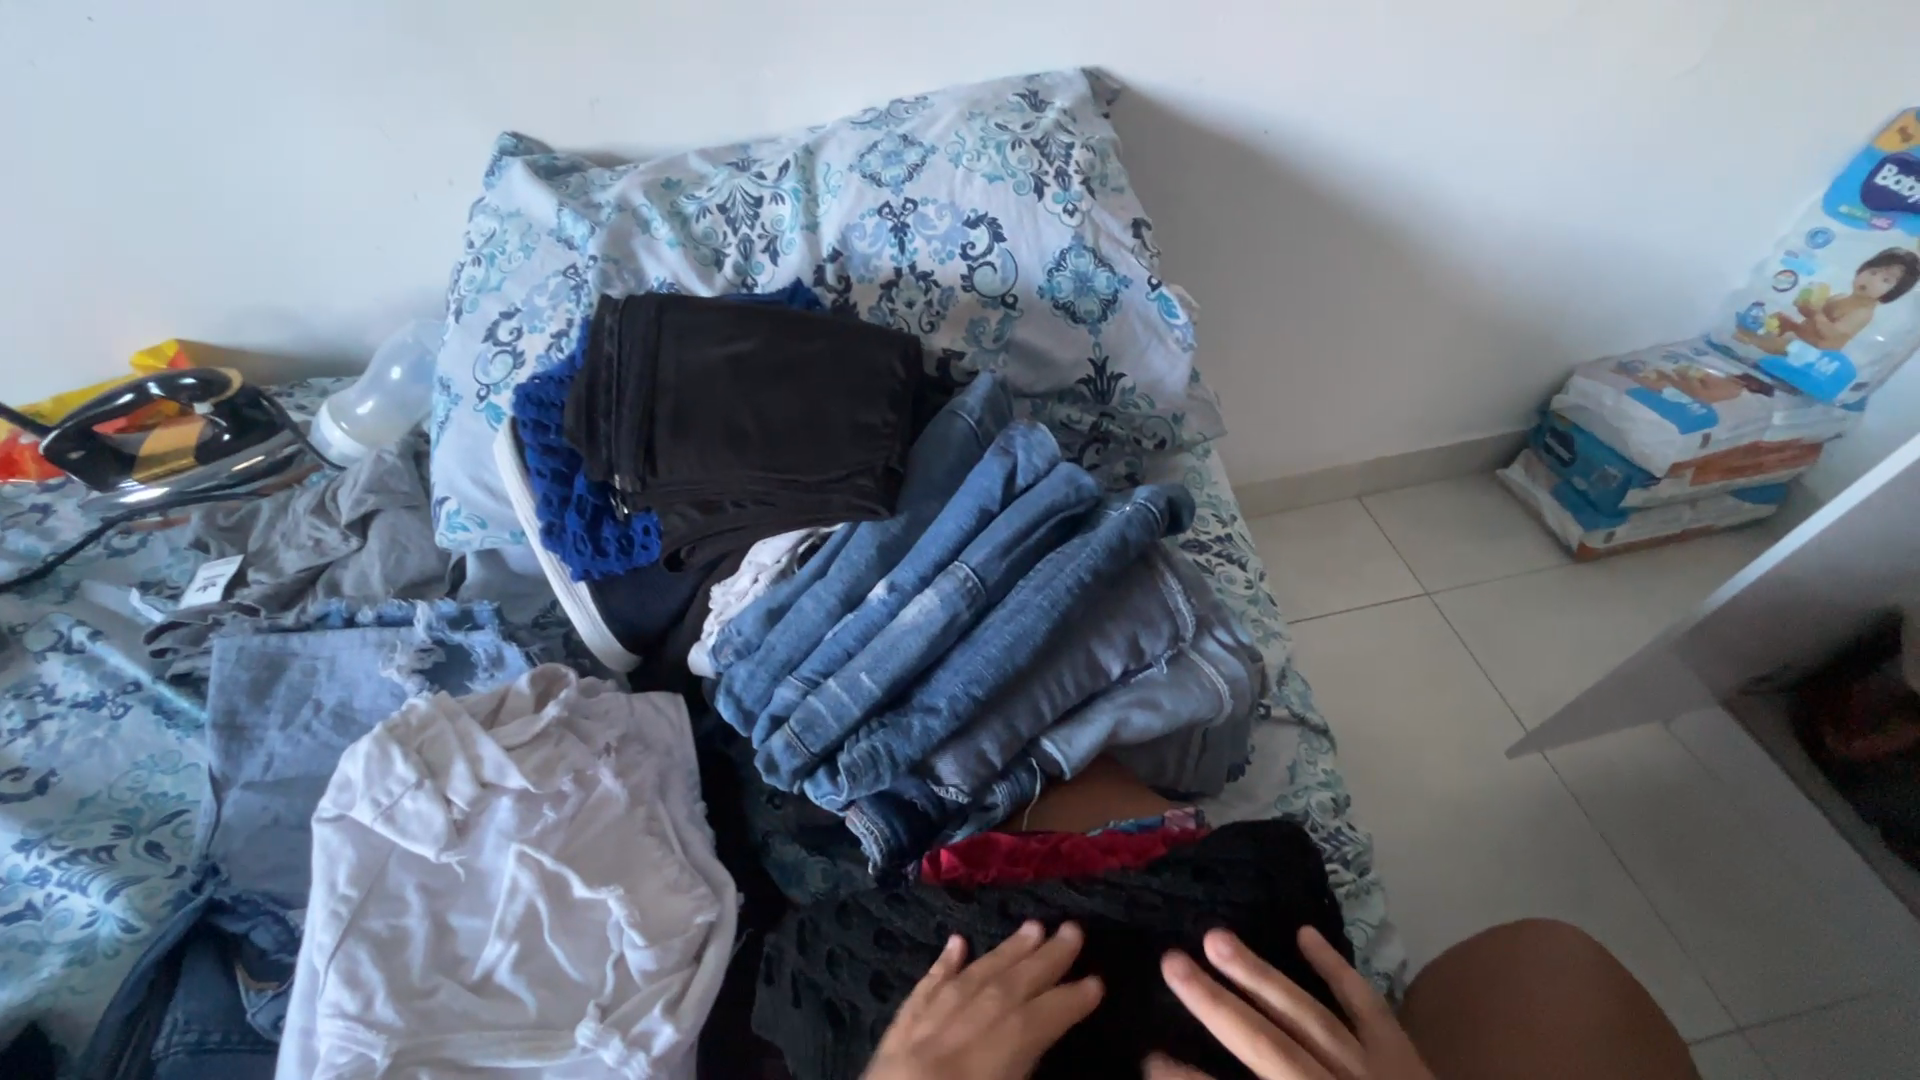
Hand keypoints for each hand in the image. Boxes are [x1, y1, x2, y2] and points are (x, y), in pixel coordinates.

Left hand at [863, 920, 1103, 1079]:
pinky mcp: (888, 1049)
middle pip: (998, 995)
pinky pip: (918, 999)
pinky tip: (956, 943)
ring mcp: (911, 1044)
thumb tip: (1042, 1046)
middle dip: (1040, 962)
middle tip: (1072, 930)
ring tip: (1031, 927)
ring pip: (962, 987)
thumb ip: (1020, 1072)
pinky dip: (940, 969)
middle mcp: (942, 1050)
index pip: (1026, 1029)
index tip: (1097, 982)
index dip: (1064, 1005)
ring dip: (1000, 956)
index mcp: (974, 1077)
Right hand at [1148, 926, 1433, 1079]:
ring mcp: (1379, 1074)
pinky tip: (1303, 934)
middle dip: (1217, 1005)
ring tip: (1215, 937)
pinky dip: (1335, 969)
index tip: (1148, 1057)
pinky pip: (1367, 1006)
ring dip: (1260, 976)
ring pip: (1310, 1018)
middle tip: (1170, 962)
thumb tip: (1191, 1079)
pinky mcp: (1405, 1058)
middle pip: (1270, 1048)